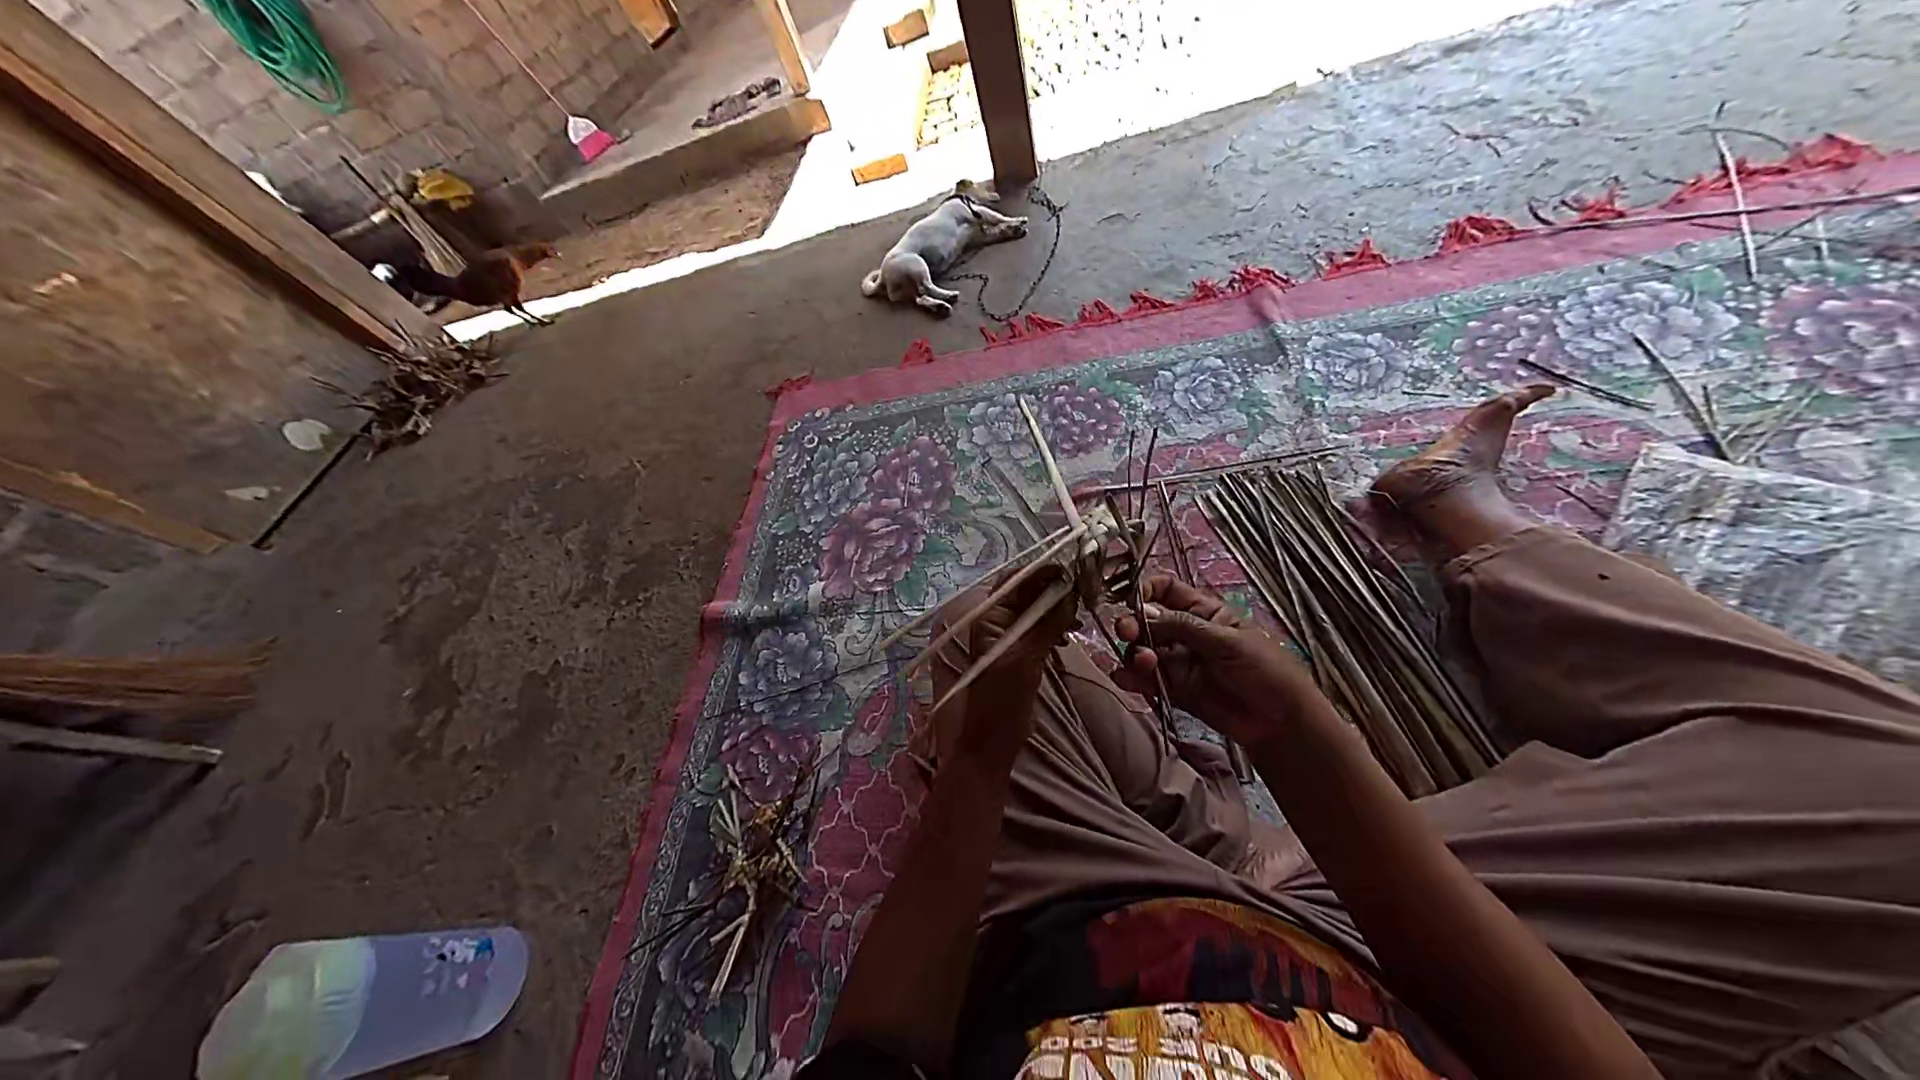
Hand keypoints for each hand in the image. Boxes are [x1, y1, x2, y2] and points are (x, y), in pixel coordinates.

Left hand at [950, 565, 1079, 768]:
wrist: (994, 742)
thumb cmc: (1002, 701)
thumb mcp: (1026, 659)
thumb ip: (1047, 624)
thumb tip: (1071, 591)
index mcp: (989, 617)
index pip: (1016, 579)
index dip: (1044, 571)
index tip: (1074, 570)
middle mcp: (997, 620)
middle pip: (1028, 591)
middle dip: (1055, 587)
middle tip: (1085, 590)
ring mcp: (1010, 636)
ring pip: (1037, 609)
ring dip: (1058, 606)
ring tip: (1080, 612)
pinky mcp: (1023, 651)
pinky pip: (1041, 627)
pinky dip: (1057, 625)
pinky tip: (1070, 631)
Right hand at [1112, 574, 1319, 750]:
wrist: (1281, 722)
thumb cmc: (1267, 670)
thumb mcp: (1228, 641)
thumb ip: (1183, 626)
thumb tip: (1143, 610)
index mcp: (1203, 612)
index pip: (1166, 590)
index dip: (1147, 590)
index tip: (1132, 599)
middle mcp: (1185, 634)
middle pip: (1147, 621)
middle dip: (1133, 624)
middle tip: (1127, 631)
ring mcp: (1178, 662)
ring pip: (1142, 650)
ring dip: (1134, 654)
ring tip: (1144, 664)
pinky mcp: (1174, 689)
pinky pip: (1146, 680)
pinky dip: (1131, 679)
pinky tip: (1125, 679)